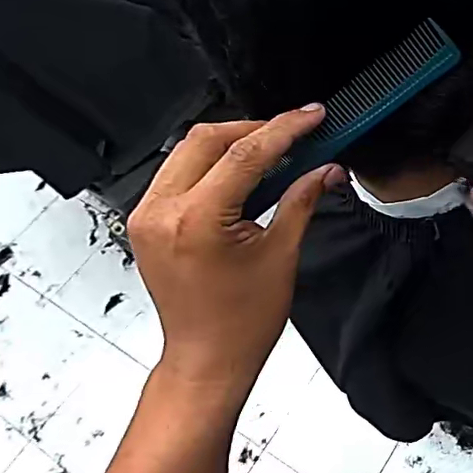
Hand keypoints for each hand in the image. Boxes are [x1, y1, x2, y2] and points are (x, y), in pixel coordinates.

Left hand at [128, 107, 345, 392]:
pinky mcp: (148, 221)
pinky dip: (215, 165)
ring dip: (234, 144)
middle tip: (297, 131)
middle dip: (256, 129)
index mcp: (195, 220)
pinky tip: (246, 173)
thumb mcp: (282, 254)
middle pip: (207, 139)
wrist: (209, 355)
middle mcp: (160, 211)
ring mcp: (147, 215)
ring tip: (277, 150)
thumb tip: (325, 170)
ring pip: (188, 151)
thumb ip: (302, 201)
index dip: (285, 129)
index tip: (310, 117)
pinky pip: (179, 173)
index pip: (244, 154)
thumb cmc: (242, 320)